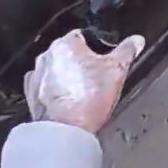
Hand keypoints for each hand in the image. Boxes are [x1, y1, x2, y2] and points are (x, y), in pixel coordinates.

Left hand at [23, 29, 145, 132]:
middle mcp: (47, 55)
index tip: (103, 60)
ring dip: (66, 75)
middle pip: (68, 52)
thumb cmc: (87, 98)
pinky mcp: (31, 94)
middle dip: (80, 62)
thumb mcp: (116, 71)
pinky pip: (45, 86)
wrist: (64, 131)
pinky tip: (67, 100)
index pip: (82, 36)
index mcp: (66, 44)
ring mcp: (36, 75)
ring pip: (55, 68)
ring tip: (81, 92)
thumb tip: (136, 41)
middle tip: (94, 77)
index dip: (95, 47)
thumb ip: (127, 51)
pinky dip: (54, 90)